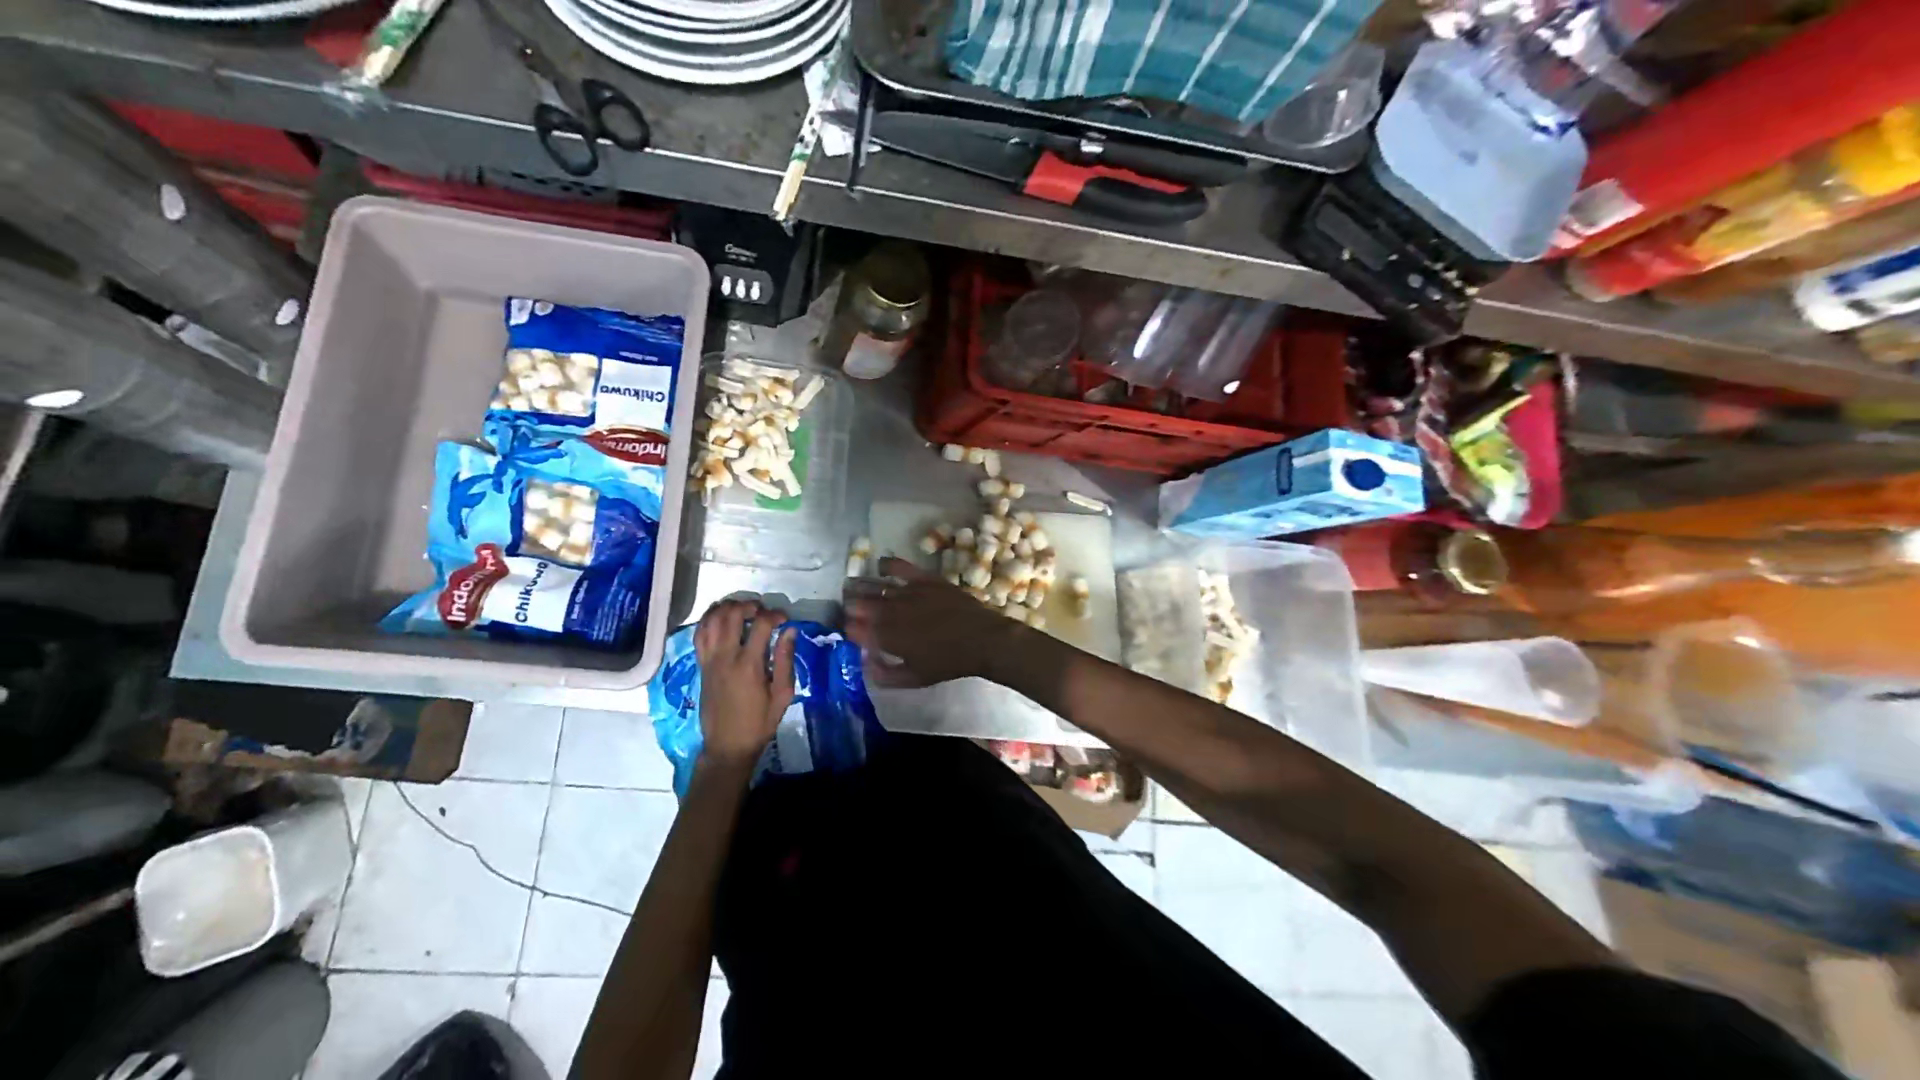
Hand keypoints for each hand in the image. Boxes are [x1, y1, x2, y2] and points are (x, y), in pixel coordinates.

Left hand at [694, 599, 796, 766]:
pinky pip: (700, 633)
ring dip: (727, 608)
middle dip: (749, 605)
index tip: (784, 619)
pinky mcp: (701, 664)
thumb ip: (785, 660)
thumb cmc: (759, 722)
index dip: (774, 615)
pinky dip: (710, 620)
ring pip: (711, 619)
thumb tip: (790, 631)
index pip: (760, 624)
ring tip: (742, 611)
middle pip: (731, 614)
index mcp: (749, 665)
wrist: (727, 745)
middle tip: (762, 611)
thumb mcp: (782, 695)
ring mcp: (709, 659)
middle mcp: (725, 657)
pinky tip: (722, 620)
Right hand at [845, 557, 1031, 687]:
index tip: (849, 630)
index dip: (848, 628)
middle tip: (849, 608)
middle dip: (850, 606)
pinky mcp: (923, 579)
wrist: (981, 640)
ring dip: (861, 586)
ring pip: (874, 585)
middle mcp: (891, 612)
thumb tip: (866, 663)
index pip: (854, 629)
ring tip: (854, 587)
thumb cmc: (948, 663)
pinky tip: (880, 566)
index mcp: (886, 637)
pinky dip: (886, 565)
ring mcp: (907, 592)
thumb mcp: (914, 678)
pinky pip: (898, 567)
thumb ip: (885, 675)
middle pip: (859, 604)